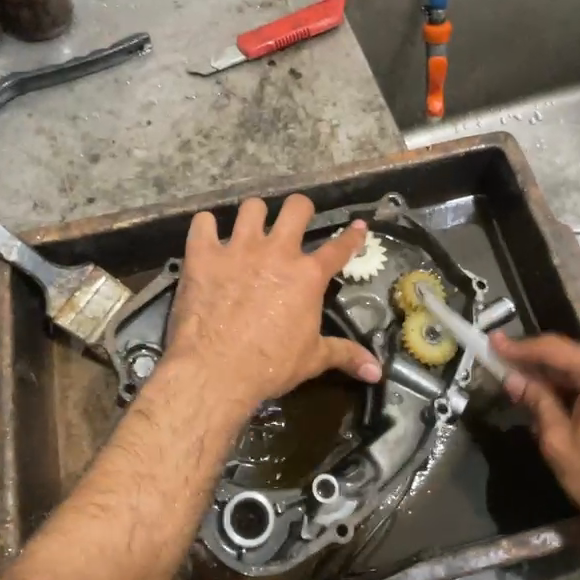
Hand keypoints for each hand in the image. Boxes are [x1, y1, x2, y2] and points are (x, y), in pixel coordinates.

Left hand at [162, 195, 381, 417]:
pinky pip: (203, 222)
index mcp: (308, 276)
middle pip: (296, 208)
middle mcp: (277, 252)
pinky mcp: (203, 255)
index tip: (357, 225)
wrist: (215, 371)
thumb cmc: (270, 366)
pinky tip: (207, 236)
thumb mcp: (313, 360)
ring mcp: (238, 249)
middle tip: (294, 221)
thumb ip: (345, 356)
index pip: (339, 248)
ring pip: (251, 207)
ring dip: (253, 216)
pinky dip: (206, 227)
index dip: (352, 236)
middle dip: (300, 209)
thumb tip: (377, 372)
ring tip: (250, 228)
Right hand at [491, 333, 579, 536]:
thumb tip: (516, 379)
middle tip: (507, 370)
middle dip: (539, 365)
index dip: (520, 347)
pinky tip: (563, 403)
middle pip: (574, 358)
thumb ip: (537, 402)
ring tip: (530, 390)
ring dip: (560, 379)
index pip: (555, 350)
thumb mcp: (560, 443)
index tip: (493, 343)